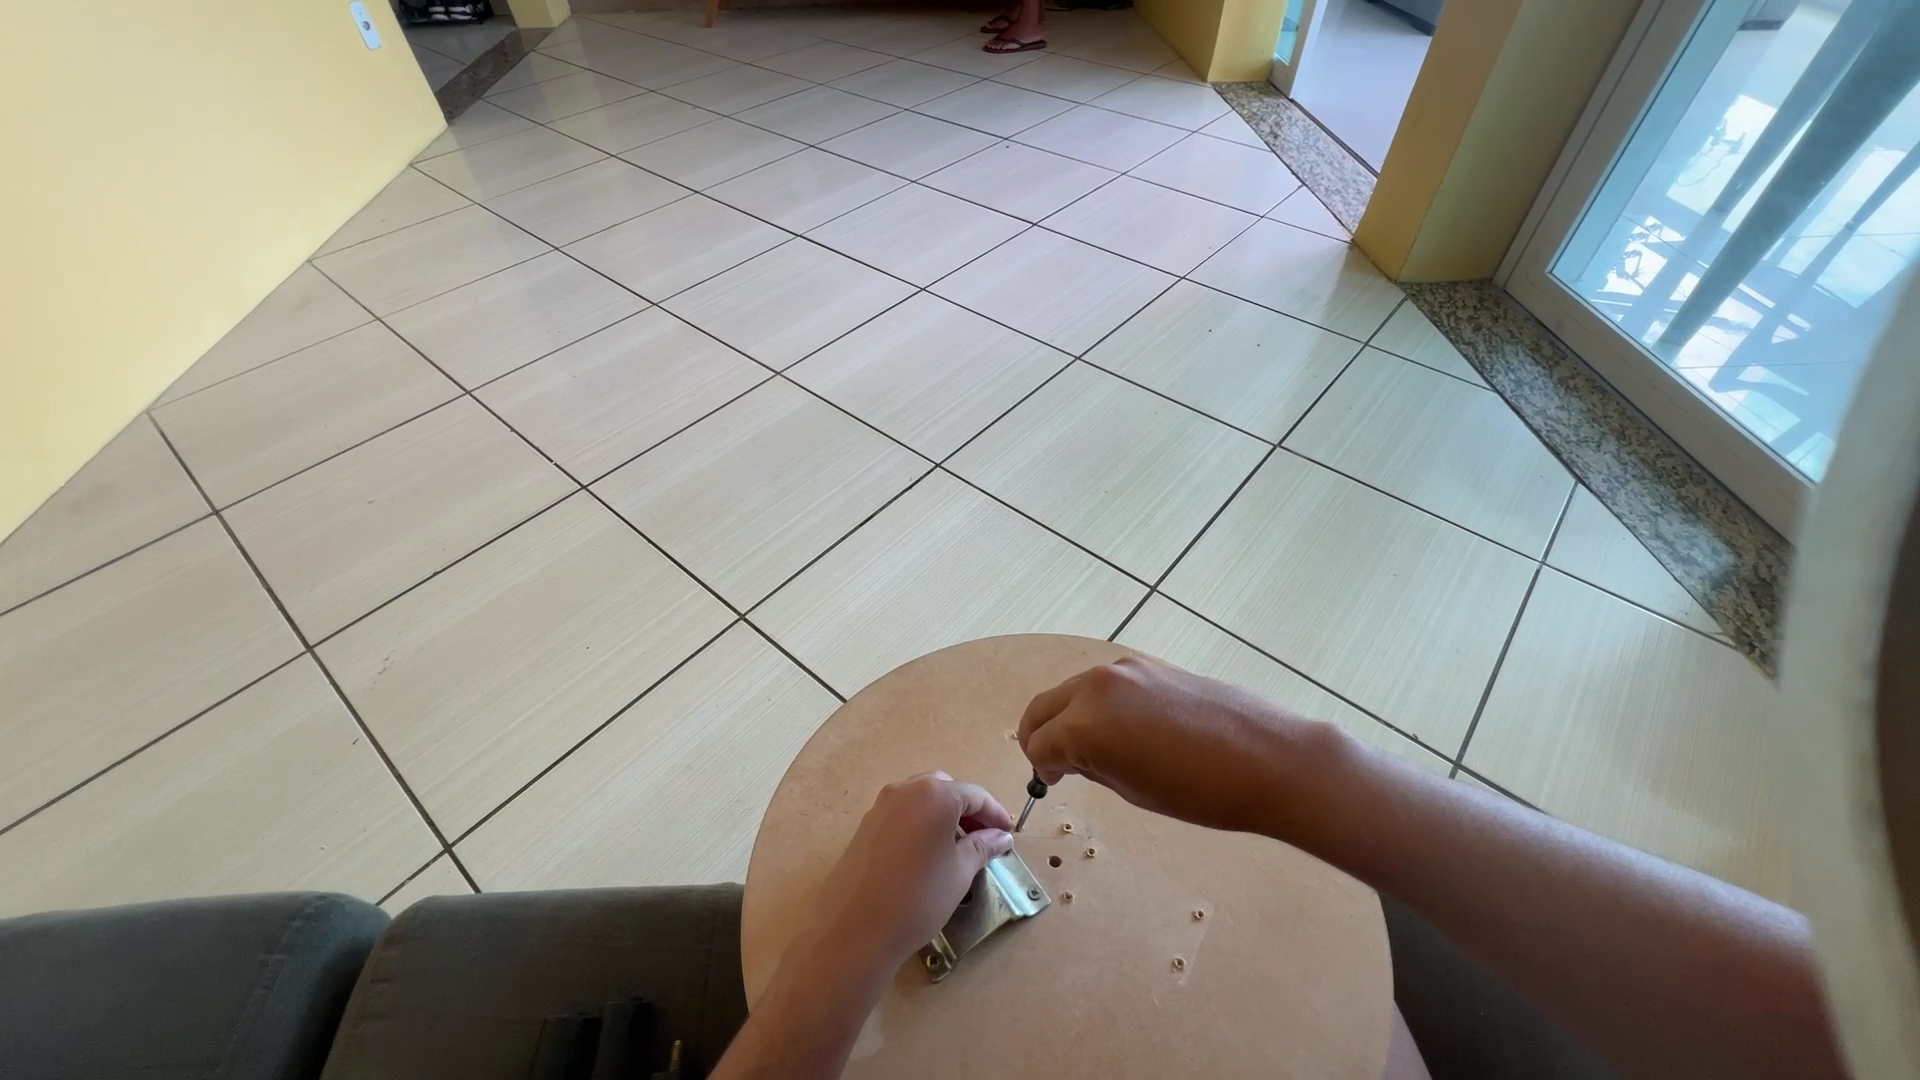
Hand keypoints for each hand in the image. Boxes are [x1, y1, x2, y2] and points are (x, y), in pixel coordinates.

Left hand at [807, 772, 1015, 970]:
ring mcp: (882, 805)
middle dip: (969, 810)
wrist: (856, 929)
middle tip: (984, 838)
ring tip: (958, 848)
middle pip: (946, 789)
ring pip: (922, 799)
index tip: (1007, 834)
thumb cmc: (918, 897)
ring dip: (944, 815)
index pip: (975, 794)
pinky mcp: (866, 824)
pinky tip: (928, 854)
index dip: (995, 814)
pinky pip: (902, 813)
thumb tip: (1000, 837)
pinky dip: (921, 823)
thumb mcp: (960, 872)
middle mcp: (906, 789)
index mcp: (935, 794)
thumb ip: (983, 847)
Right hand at [1019, 655, 1337, 834]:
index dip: (1042, 769)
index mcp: (1085, 725)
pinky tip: (1126, 728)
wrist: (1269, 758)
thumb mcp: (1133, 791)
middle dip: (1042, 737)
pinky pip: (1104, 684)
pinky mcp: (1147, 664)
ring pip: (1071, 691)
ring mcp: (1122, 669)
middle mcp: (1094, 687)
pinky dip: (1097, 704)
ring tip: (1096, 749)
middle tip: (1058, 765)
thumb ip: (1091, 768)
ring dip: (1068, 717)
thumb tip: (1070, 760)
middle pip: (1043, 708)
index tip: (1053, 783)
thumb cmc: (1200, 792)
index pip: (1039, 745)